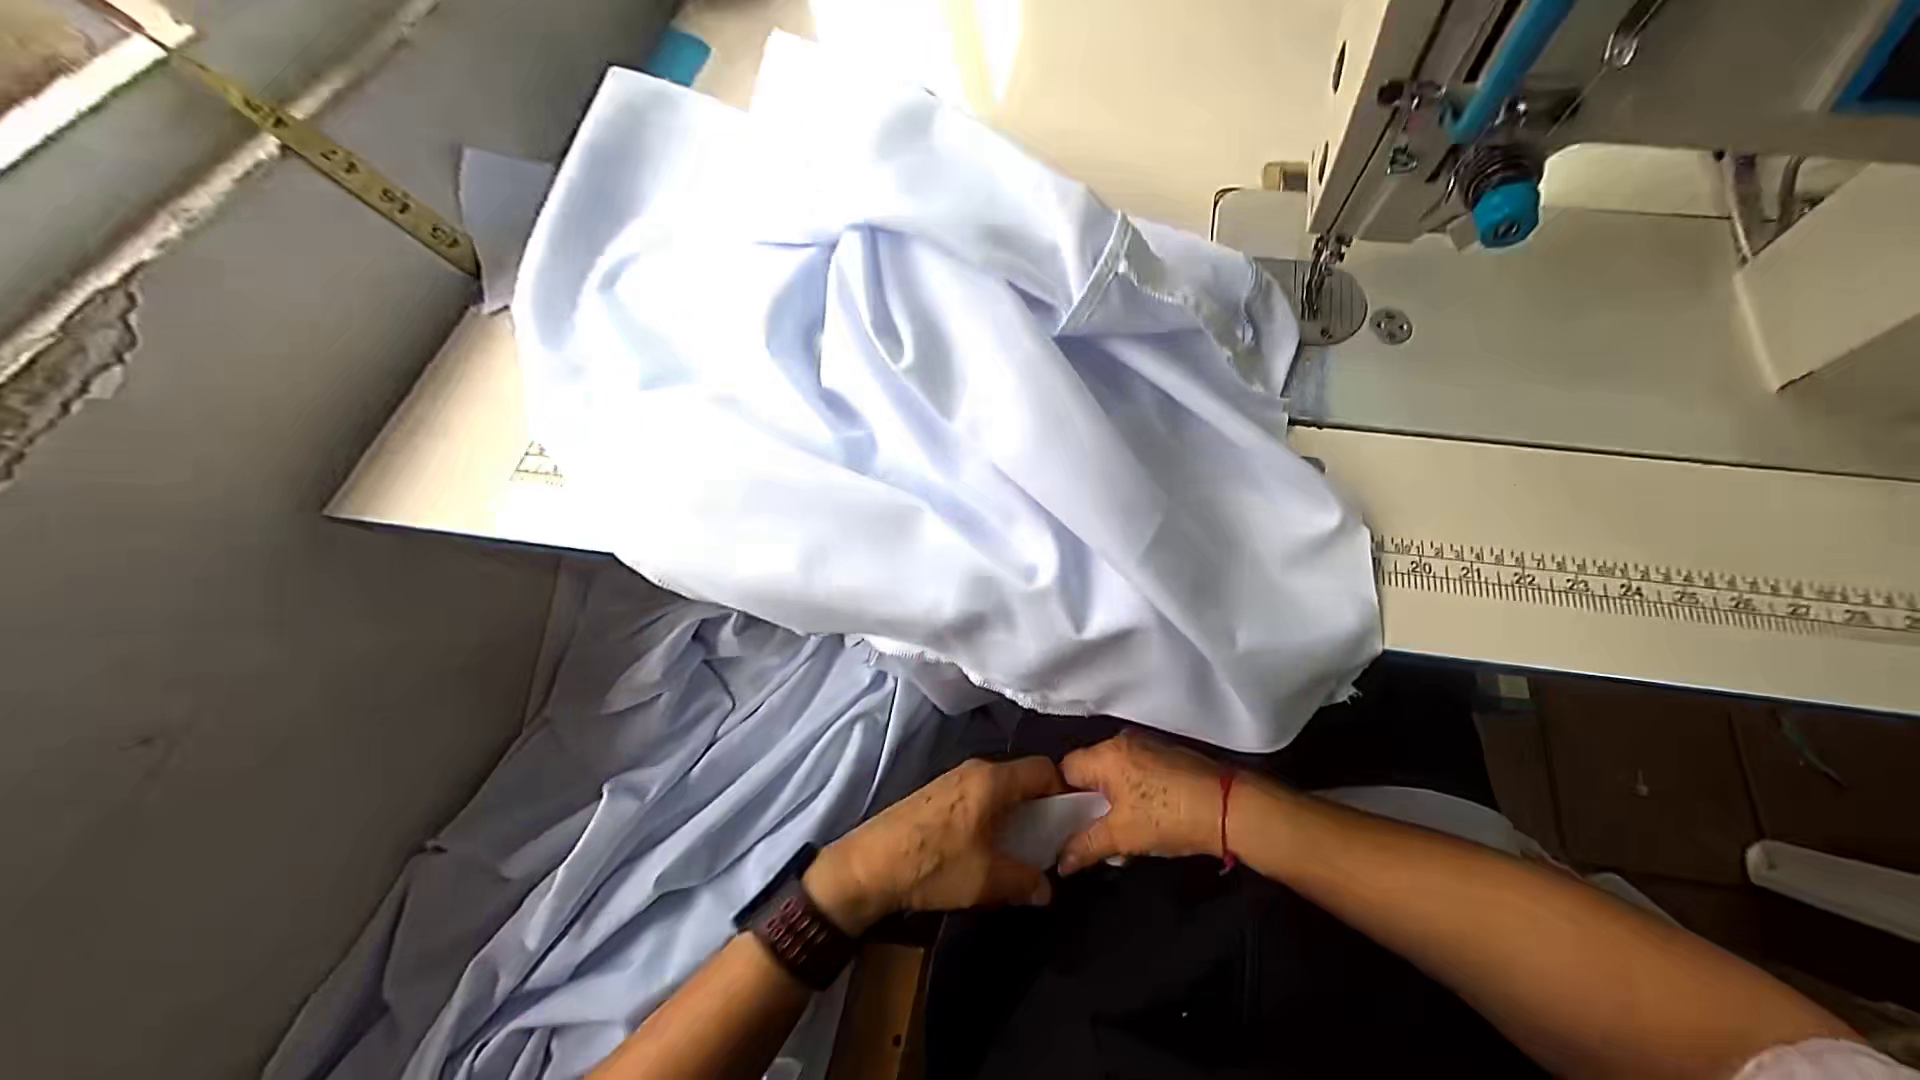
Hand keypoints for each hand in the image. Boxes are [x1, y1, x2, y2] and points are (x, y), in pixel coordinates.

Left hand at [804, 756, 1064, 933]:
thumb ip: (1025, 881)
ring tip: (1014, 850)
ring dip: (1012, 815)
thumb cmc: (934, 865)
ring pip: (997, 789)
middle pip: (1020, 778)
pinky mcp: (934, 794)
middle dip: (1038, 808)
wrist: (868, 866)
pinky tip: (981, 849)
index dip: (1063, 791)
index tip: (1070, 822)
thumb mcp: (987, 880)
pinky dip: (989, 816)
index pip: (1042, 769)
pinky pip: (976, 797)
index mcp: (992, 780)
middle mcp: (974, 770)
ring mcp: (951, 779)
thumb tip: (1046, 889)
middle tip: (1047, 842)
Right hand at [1056, 731, 1228, 874]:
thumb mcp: (1122, 837)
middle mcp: (1122, 741)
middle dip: (1089, 803)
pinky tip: (1146, 818)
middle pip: (1089, 770)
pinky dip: (1133, 793)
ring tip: (1121, 832)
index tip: (1065, 824)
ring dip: (1112, 800)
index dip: (1060, 798)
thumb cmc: (1168, 817)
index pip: (1064, 770)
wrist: (1230, 807)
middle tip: (1092, 832)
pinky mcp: (1167, 755)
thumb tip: (1060, 863)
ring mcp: (1147, 745)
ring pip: (1114, 773)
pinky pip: (1135, 771)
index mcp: (1105, 754)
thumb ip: (1085, 846)